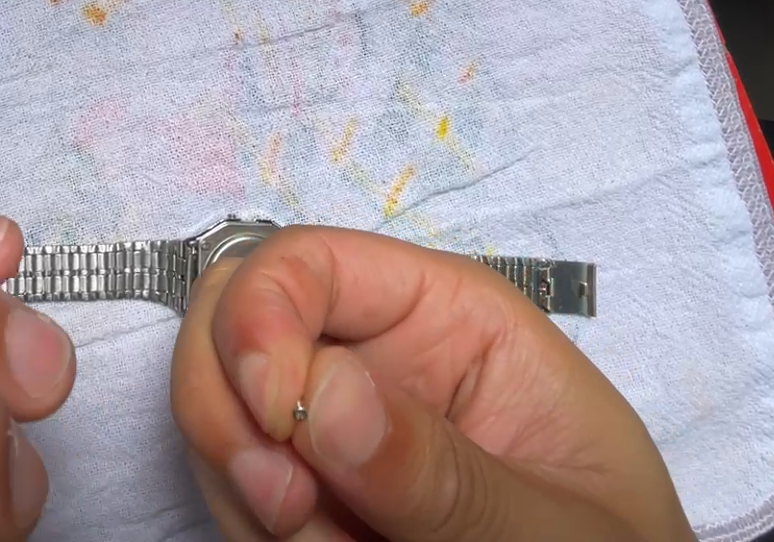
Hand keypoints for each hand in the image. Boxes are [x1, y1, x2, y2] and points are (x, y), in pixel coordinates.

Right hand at [171, 227, 692, 540]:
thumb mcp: (561, 529)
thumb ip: (447, 471)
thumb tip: (322, 395)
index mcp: (435, 311)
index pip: (305, 259)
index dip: (262, 314)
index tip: (276, 416)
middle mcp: (360, 343)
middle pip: (228, 311)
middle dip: (227, 400)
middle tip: (287, 507)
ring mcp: (318, 409)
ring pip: (212, 396)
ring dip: (242, 480)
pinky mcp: (294, 472)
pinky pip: (223, 473)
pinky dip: (247, 522)